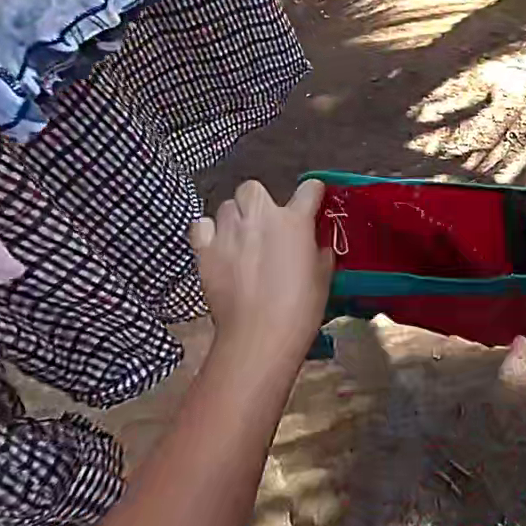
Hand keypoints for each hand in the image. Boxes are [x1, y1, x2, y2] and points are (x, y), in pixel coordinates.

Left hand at [190, 179, 332, 367]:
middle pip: (253, 189)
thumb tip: (317, 245)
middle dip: (259, 201)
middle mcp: (260, 218)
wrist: (259, 335)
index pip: (309, 189)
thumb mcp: (323, 278)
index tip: (313, 201)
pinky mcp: (205, 250)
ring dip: (235, 218)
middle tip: (266, 224)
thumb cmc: (300, 309)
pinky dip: (208, 232)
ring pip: (227, 206)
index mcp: (295, 222)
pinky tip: (216, 245)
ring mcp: (229, 232)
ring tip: (241, 239)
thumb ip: (321, 252)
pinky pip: (202, 226)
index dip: (313, 193)